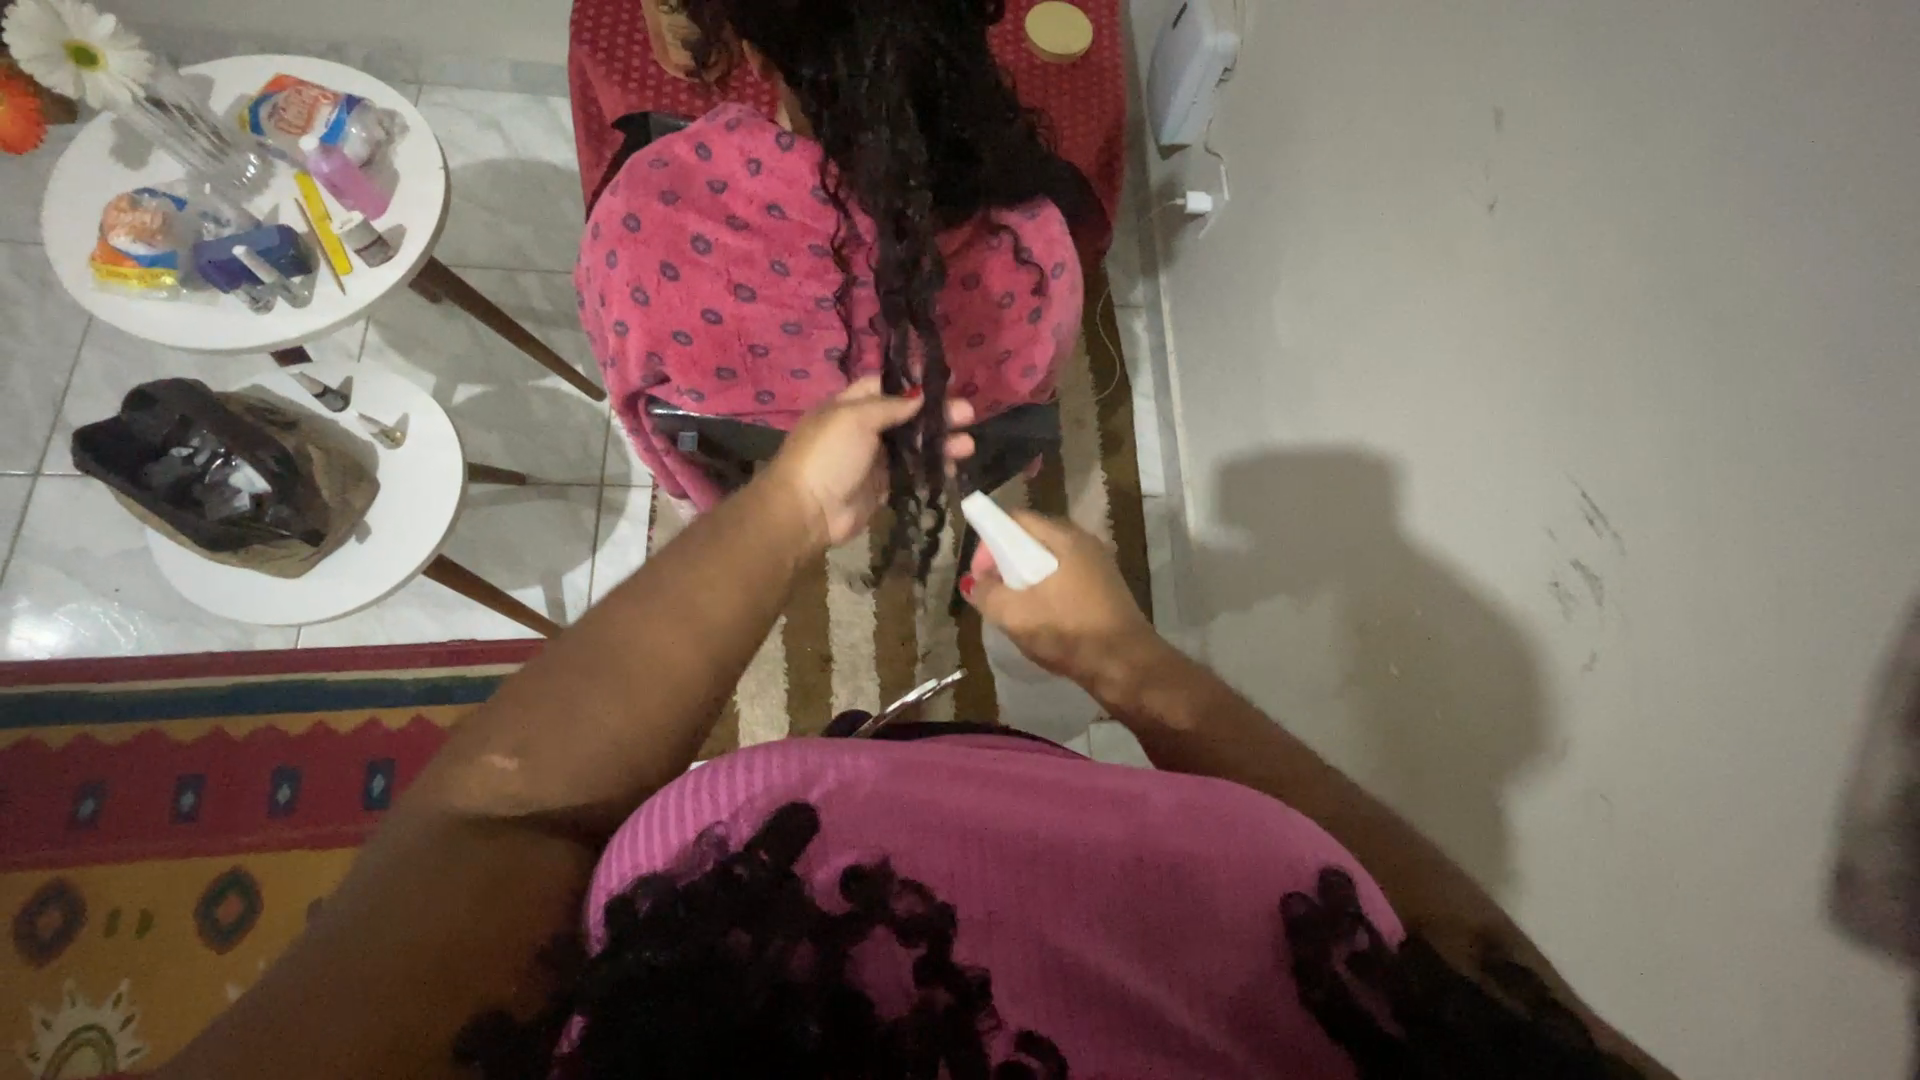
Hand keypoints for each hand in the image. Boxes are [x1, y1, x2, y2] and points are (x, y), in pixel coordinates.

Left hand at [764, 376, 975, 548]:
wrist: (807, 511)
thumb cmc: (827, 455)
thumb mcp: (854, 419)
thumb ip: (890, 406)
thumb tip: (919, 397)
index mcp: (850, 406)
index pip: (886, 386)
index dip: (915, 384)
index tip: (948, 382)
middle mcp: (863, 429)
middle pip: (907, 416)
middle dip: (938, 415)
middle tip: (968, 415)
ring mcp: (874, 459)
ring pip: (915, 445)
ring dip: (942, 443)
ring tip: (968, 445)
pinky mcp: (883, 486)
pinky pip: (913, 473)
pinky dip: (933, 469)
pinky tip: (953, 467)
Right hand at [960, 512, 1164, 685]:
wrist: (1126, 666)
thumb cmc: (1069, 632)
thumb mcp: (1016, 615)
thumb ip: (987, 594)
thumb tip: (973, 583)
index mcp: (1064, 538)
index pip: (1016, 520)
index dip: (990, 541)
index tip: (981, 575)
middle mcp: (1084, 543)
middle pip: (1033, 539)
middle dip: (1006, 562)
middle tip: (993, 592)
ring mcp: (1098, 566)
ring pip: (1050, 562)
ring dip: (1026, 579)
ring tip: (1013, 608)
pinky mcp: (1105, 589)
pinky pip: (1066, 579)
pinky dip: (1046, 590)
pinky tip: (1040, 618)